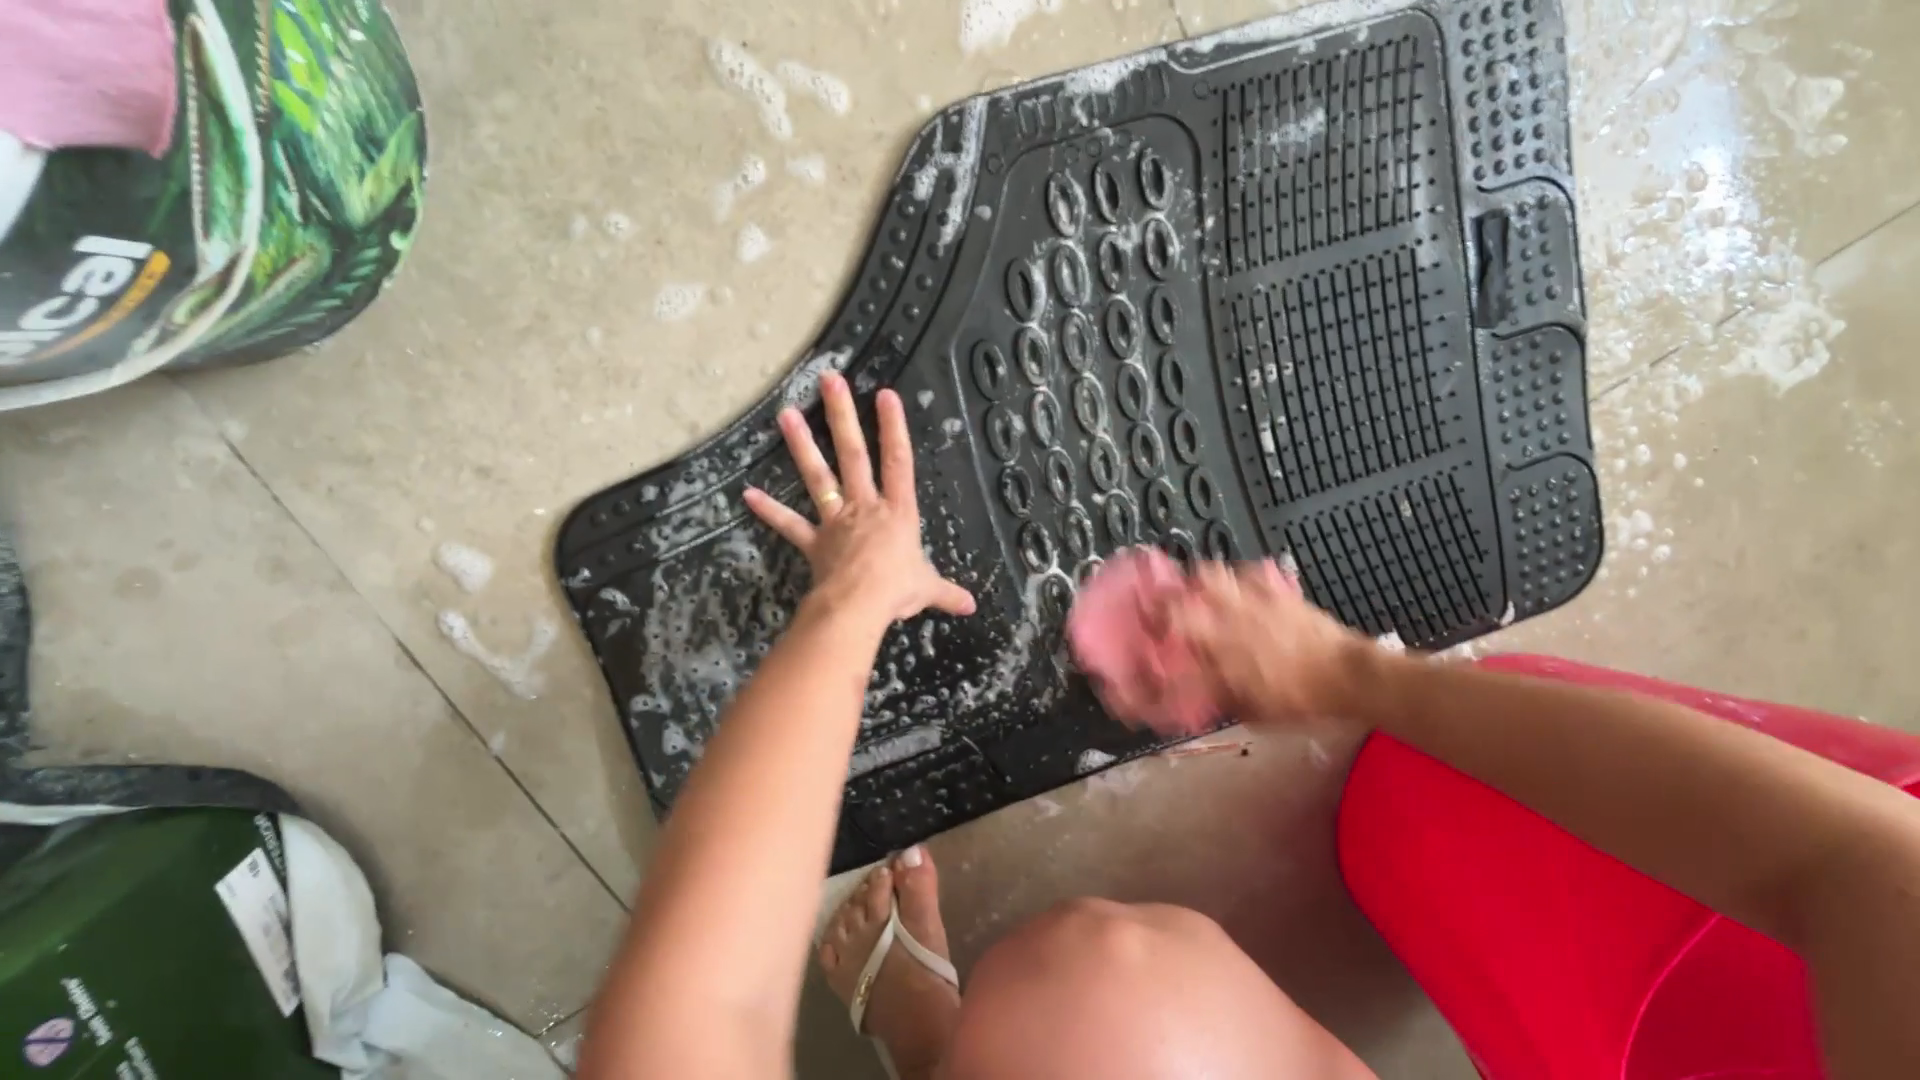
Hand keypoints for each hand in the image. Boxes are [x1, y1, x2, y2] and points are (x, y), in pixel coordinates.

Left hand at [743, 373, 975, 624]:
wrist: (858, 606)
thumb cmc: (896, 590)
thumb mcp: (928, 589)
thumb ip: (947, 593)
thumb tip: (970, 605)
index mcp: (898, 512)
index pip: (899, 462)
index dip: (893, 428)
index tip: (884, 394)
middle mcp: (865, 507)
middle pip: (853, 454)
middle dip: (842, 416)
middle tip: (829, 381)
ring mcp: (836, 521)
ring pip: (818, 477)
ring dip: (802, 445)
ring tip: (785, 414)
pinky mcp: (815, 542)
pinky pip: (790, 525)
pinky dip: (770, 511)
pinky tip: (748, 495)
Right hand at [1155, 560, 1367, 721]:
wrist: (1349, 676)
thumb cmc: (1301, 700)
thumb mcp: (1253, 711)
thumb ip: (1221, 695)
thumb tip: (1200, 694)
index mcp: (1219, 650)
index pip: (1171, 636)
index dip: (1151, 634)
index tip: (1144, 637)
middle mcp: (1229, 619)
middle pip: (1180, 595)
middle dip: (1164, 598)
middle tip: (1162, 604)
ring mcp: (1253, 600)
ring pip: (1211, 574)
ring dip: (1198, 581)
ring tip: (1197, 589)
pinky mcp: (1277, 591)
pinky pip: (1250, 572)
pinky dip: (1239, 576)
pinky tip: (1240, 586)